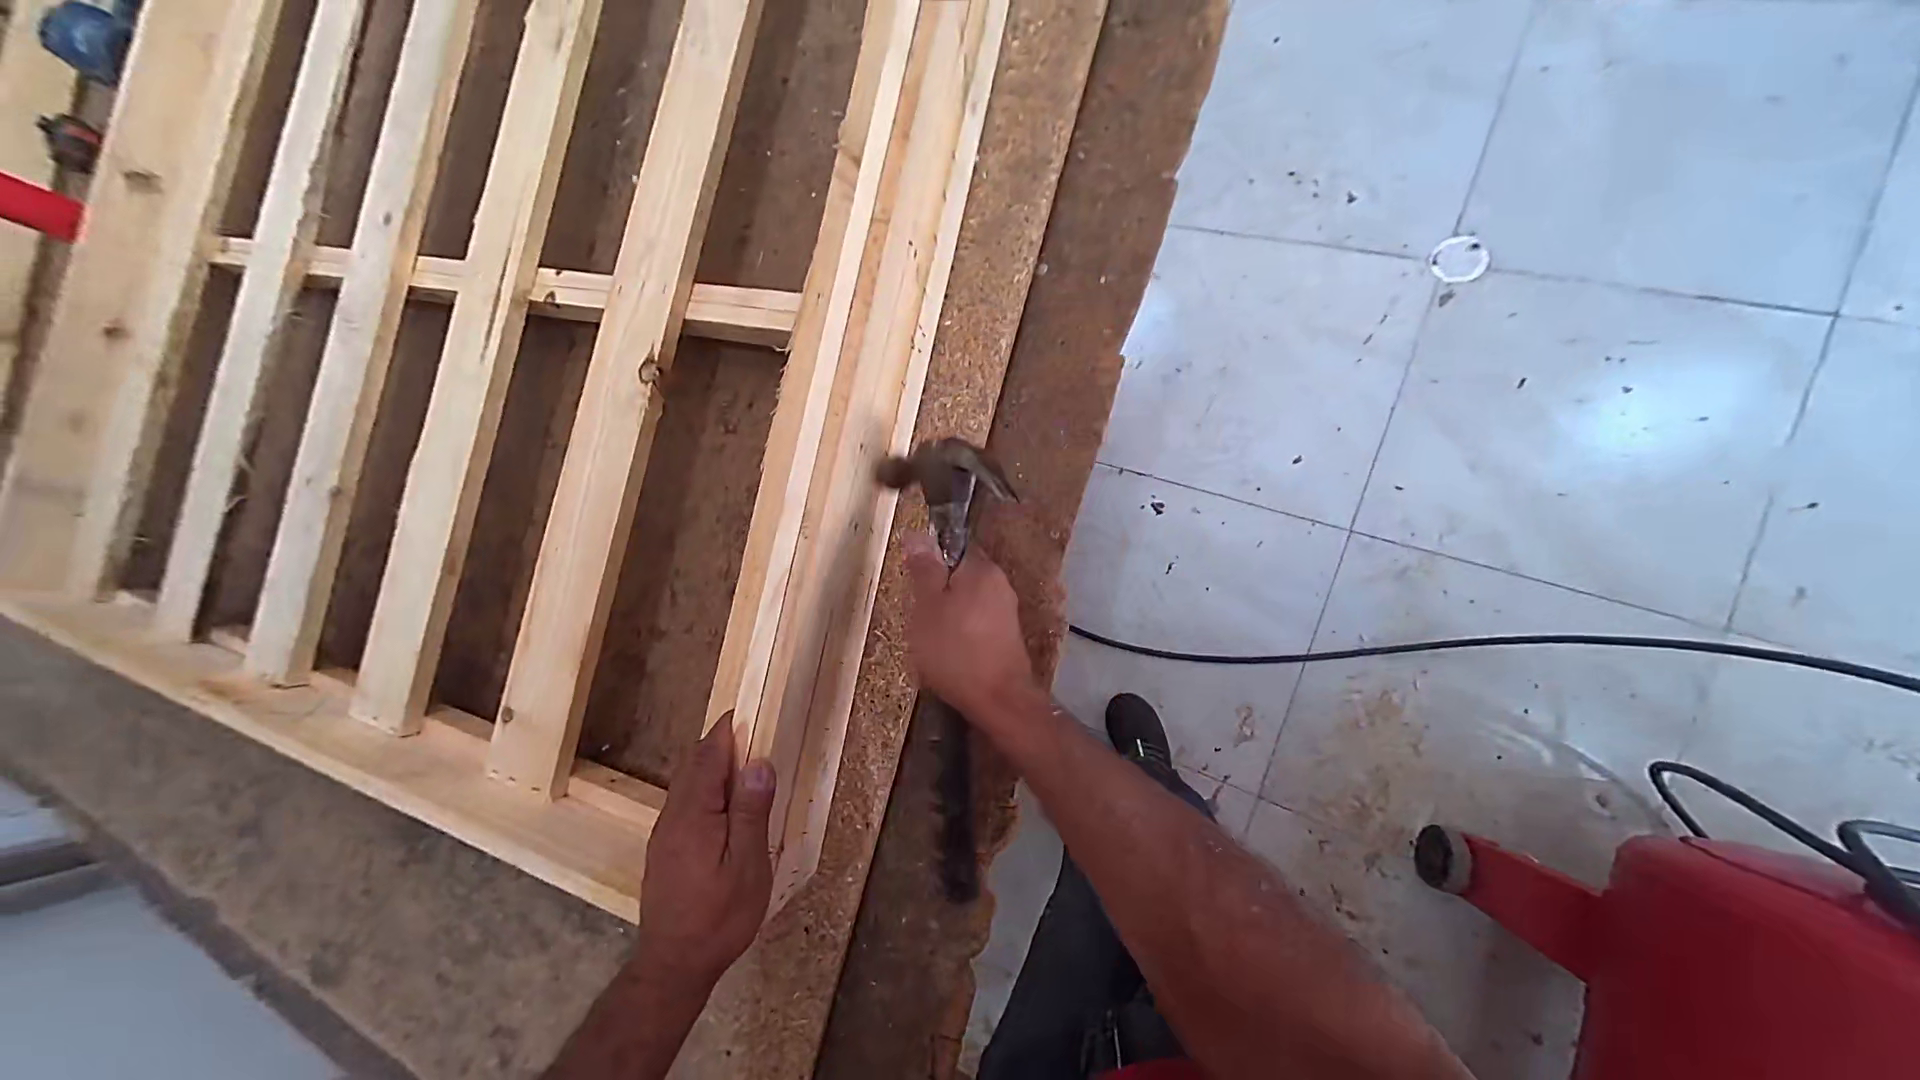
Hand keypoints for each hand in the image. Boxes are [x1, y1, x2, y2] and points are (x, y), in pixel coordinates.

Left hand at [634, 721, 775, 990]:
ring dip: (717, 766)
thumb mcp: (747, 865)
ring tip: (751, 767)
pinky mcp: (666, 847)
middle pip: (695, 762)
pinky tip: (730, 806)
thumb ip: (751, 811)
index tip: (753, 711)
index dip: (730, 728)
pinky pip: (687, 802)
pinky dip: (709, 788)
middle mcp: (673, 815)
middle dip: (725, 743)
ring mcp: (666, 832)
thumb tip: (758, 762)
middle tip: (760, 736)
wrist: (673, 967)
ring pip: (690, 782)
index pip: (709, 753)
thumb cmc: (719, 916)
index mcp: (693, 813)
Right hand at [903, 531, 1043, 731]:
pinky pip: (975, 624)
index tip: (912, 585)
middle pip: (959, 576)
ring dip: (946, 616)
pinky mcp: (1006, 638)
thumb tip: (917, 534)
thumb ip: (924, 570)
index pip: (952, 546)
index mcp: (981, 569)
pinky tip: (948, 654)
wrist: (999, 700)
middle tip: (916, 615)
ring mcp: (1006, 612)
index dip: (928, 562)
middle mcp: (999, 584)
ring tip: (929, 639)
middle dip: (935, 593)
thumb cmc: (955, 651)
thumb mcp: (927, 607)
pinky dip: (960, 634)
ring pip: (966, 602)